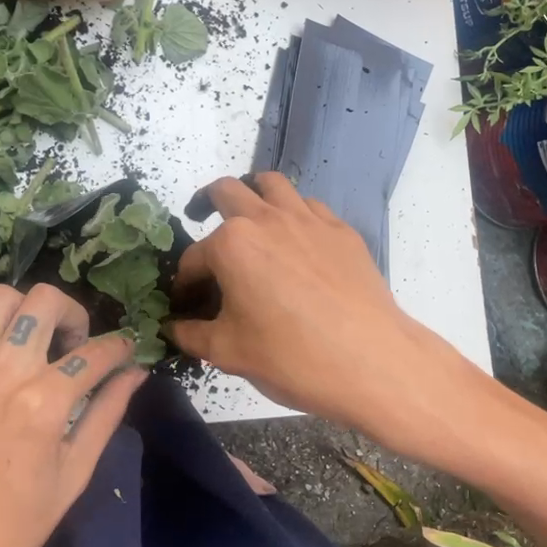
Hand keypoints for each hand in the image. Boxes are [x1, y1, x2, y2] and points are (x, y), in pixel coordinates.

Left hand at [0, 283, 147, 546]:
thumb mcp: (72, 476)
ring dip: (27, 310)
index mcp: (45, 402)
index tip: (127, 348)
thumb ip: (106, 416)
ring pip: (0, 298)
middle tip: (75, 345)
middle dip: (74, 314)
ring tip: (35, 342)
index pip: (95, 352)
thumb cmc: (11, 527)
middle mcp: (4, 371)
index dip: (120, 346)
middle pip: (45, 301)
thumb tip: (135, 374)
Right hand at [166, 173, 475, 450]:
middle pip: (226, 191)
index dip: (185, 282)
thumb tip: (173, 329)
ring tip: (250, 218)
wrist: (372, 362)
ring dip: (253, 194)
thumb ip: (191, 336)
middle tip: (204, 223)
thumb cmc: (291, 357)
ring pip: (271, 184)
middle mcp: (266, 218)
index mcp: (231, 244)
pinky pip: (309, 207)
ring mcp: (308, 219)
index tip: (186, 304)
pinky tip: (296, 244)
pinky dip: (294, 215)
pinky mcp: (342, 231)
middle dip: (207, 204)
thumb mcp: (228, 353)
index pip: (194, 257)